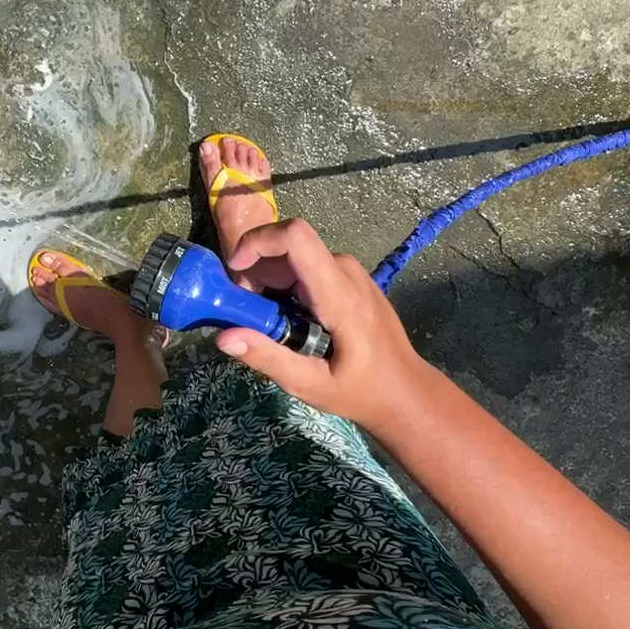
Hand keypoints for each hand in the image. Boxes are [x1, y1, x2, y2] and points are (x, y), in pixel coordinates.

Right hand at [214, 218, 428, 426]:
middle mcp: (344, 271)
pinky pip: (303, 266)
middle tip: (247, 315)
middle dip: (253, 273)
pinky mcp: (346, 276)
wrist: (406, 391)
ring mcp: (348, 270)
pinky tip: (285, 320)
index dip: (257, 242)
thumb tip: (223, 337)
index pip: (296, 237)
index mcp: (339, 294)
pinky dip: (280, 285)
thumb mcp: (311, 385)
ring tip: (267, 324)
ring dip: (265, 282)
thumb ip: (268, 358)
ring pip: (290, 257)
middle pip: (285, 248)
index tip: (234, 271)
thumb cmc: (362, 391)